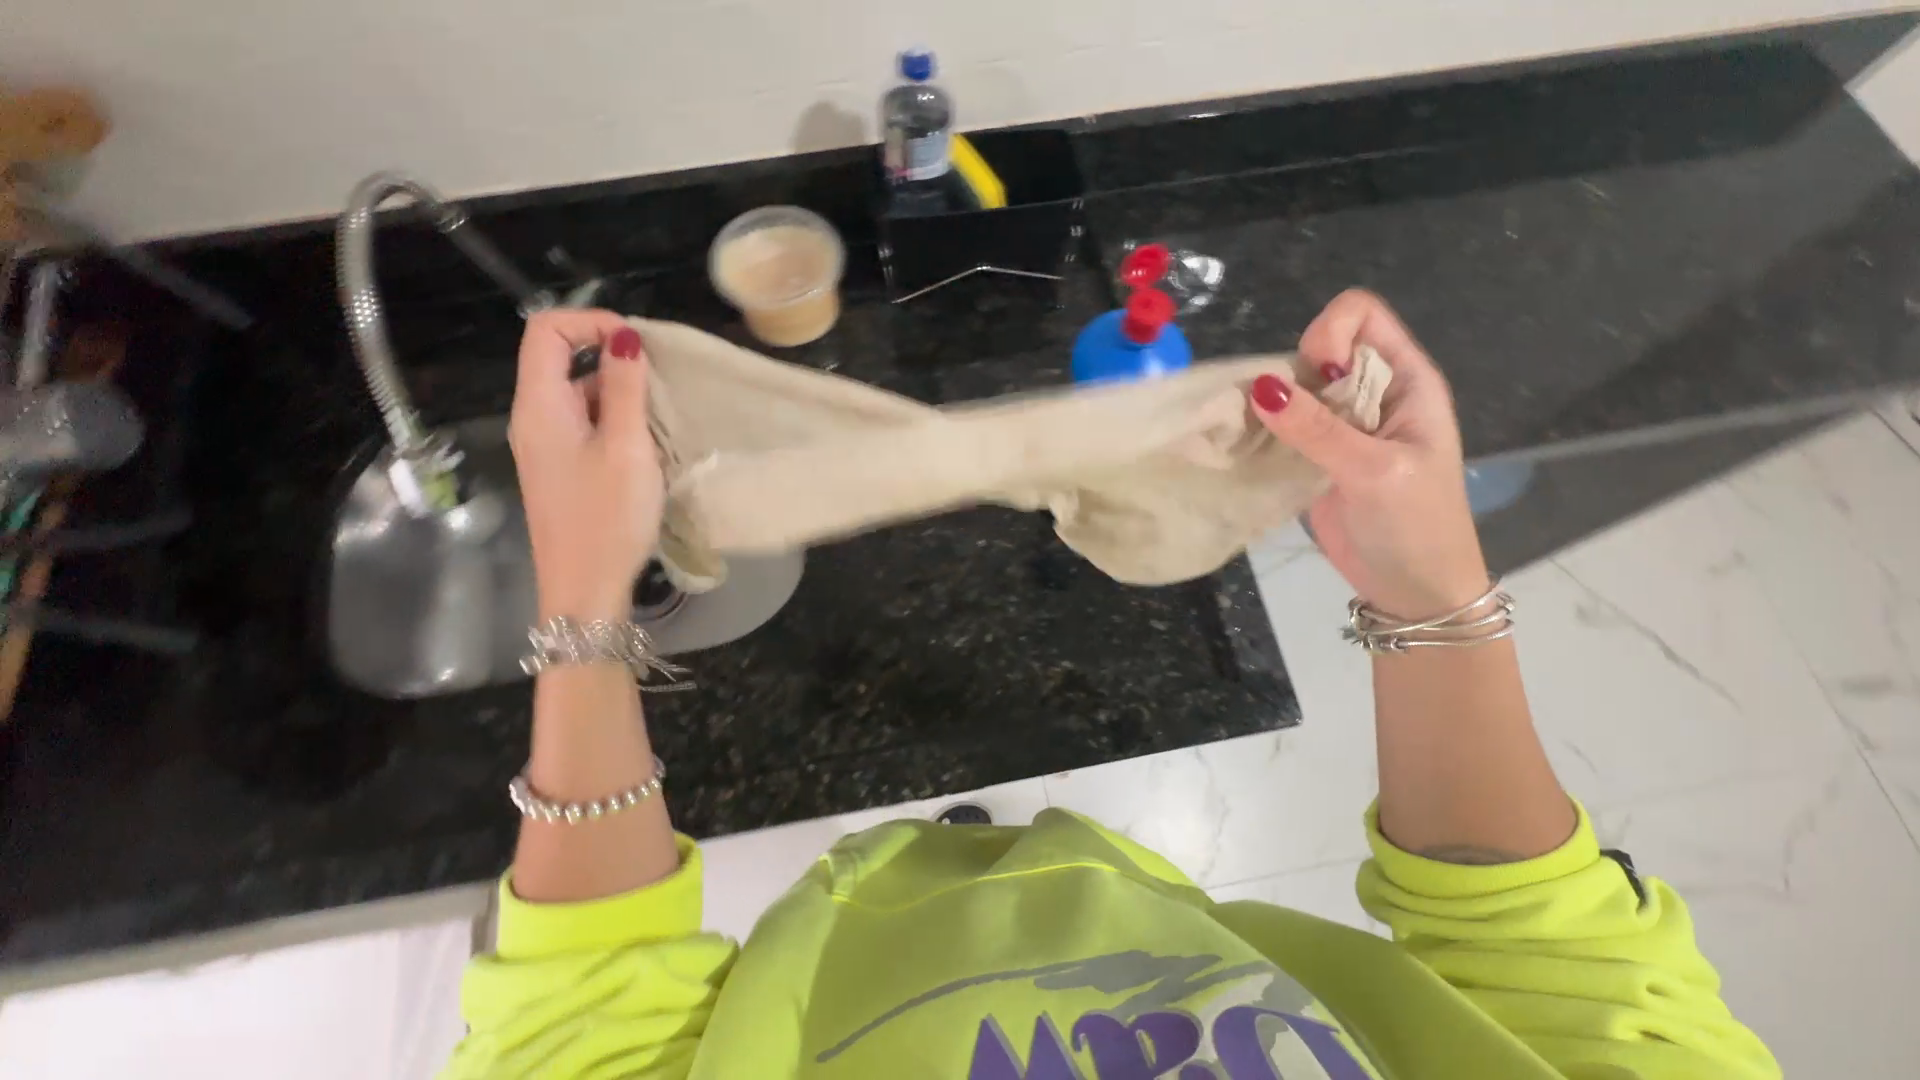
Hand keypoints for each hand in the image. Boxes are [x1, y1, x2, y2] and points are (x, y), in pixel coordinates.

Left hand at [508, 311, 662, 620]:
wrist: (585, 590)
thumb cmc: (608, 517)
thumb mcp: (627, 447)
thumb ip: (625, 388)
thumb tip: (625, 338)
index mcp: (540, 406)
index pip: (546, 330)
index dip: (591, 321)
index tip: (638, 345)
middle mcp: (532, 418)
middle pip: (559, 358)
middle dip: (609, 355)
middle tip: (658, 379)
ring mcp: (544, 446)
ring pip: (575, 393)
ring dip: (616, 391)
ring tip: (658, 414)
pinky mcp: (560, 469)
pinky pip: (581, 423)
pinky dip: (612, 419)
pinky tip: (644, 444)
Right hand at [1250, 289, 1489, 618]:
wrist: (1412, 591)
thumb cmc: (1415, 527)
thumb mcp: (1376, 472)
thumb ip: (1319, 429)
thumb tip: (1260, 386)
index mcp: (1405, 381)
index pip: (1362, 315)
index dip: (1331, 332)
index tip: (1318, 377)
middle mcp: (1371, 393)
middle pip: (1320, 346)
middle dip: (1293, 371)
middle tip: (1285, 418)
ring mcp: (1340, 426)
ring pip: (1294, 387)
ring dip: (1270, 402)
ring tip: (1258, 433)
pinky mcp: (1313, 456)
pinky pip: (1281, 425)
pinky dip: (1261, 430)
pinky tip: (1250, 448)